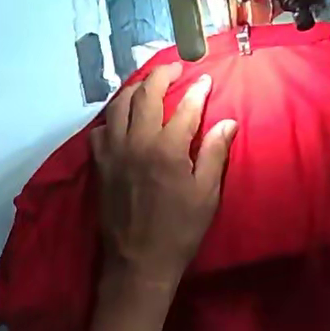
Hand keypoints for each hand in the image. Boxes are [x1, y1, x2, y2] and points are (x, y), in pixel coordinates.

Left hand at [91, 63, 237, 292]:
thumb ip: (214, 153)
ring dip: (135, 89)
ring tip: (149, 84)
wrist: (139, 261)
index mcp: (167, 149)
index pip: (185, 107)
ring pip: (119, 105)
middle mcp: (137, 142)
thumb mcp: (206, 195)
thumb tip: (228, 122)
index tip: (206, 80)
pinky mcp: (101, 164)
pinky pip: (101, 129)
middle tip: (175, 68)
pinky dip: (113, 116)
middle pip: (146, 95)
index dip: (197, 90)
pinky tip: (123, 118)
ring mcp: (114, 152)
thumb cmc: (180, 230)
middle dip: (162, 75)